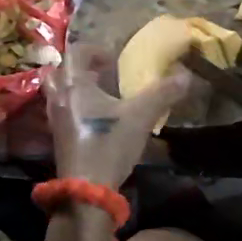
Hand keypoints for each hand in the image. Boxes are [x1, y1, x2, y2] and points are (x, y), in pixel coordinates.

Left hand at [44, 43, 195, 188]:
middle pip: (60, 71)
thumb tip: (186, 75)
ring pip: (59, 93)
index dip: (94, 50)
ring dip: (76, 88)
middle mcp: (59, 98)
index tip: (113, 59)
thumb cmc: (109, 144)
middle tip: (102, 74)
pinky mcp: (59, 139)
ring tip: (102, 95)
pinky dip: (76, 108)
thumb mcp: (141, 116)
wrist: (86, 190)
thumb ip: (162, 93)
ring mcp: (55, 120)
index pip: (75, 52)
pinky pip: (63, 112)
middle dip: (80, 68)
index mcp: (74, 85)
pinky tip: (98, 119)